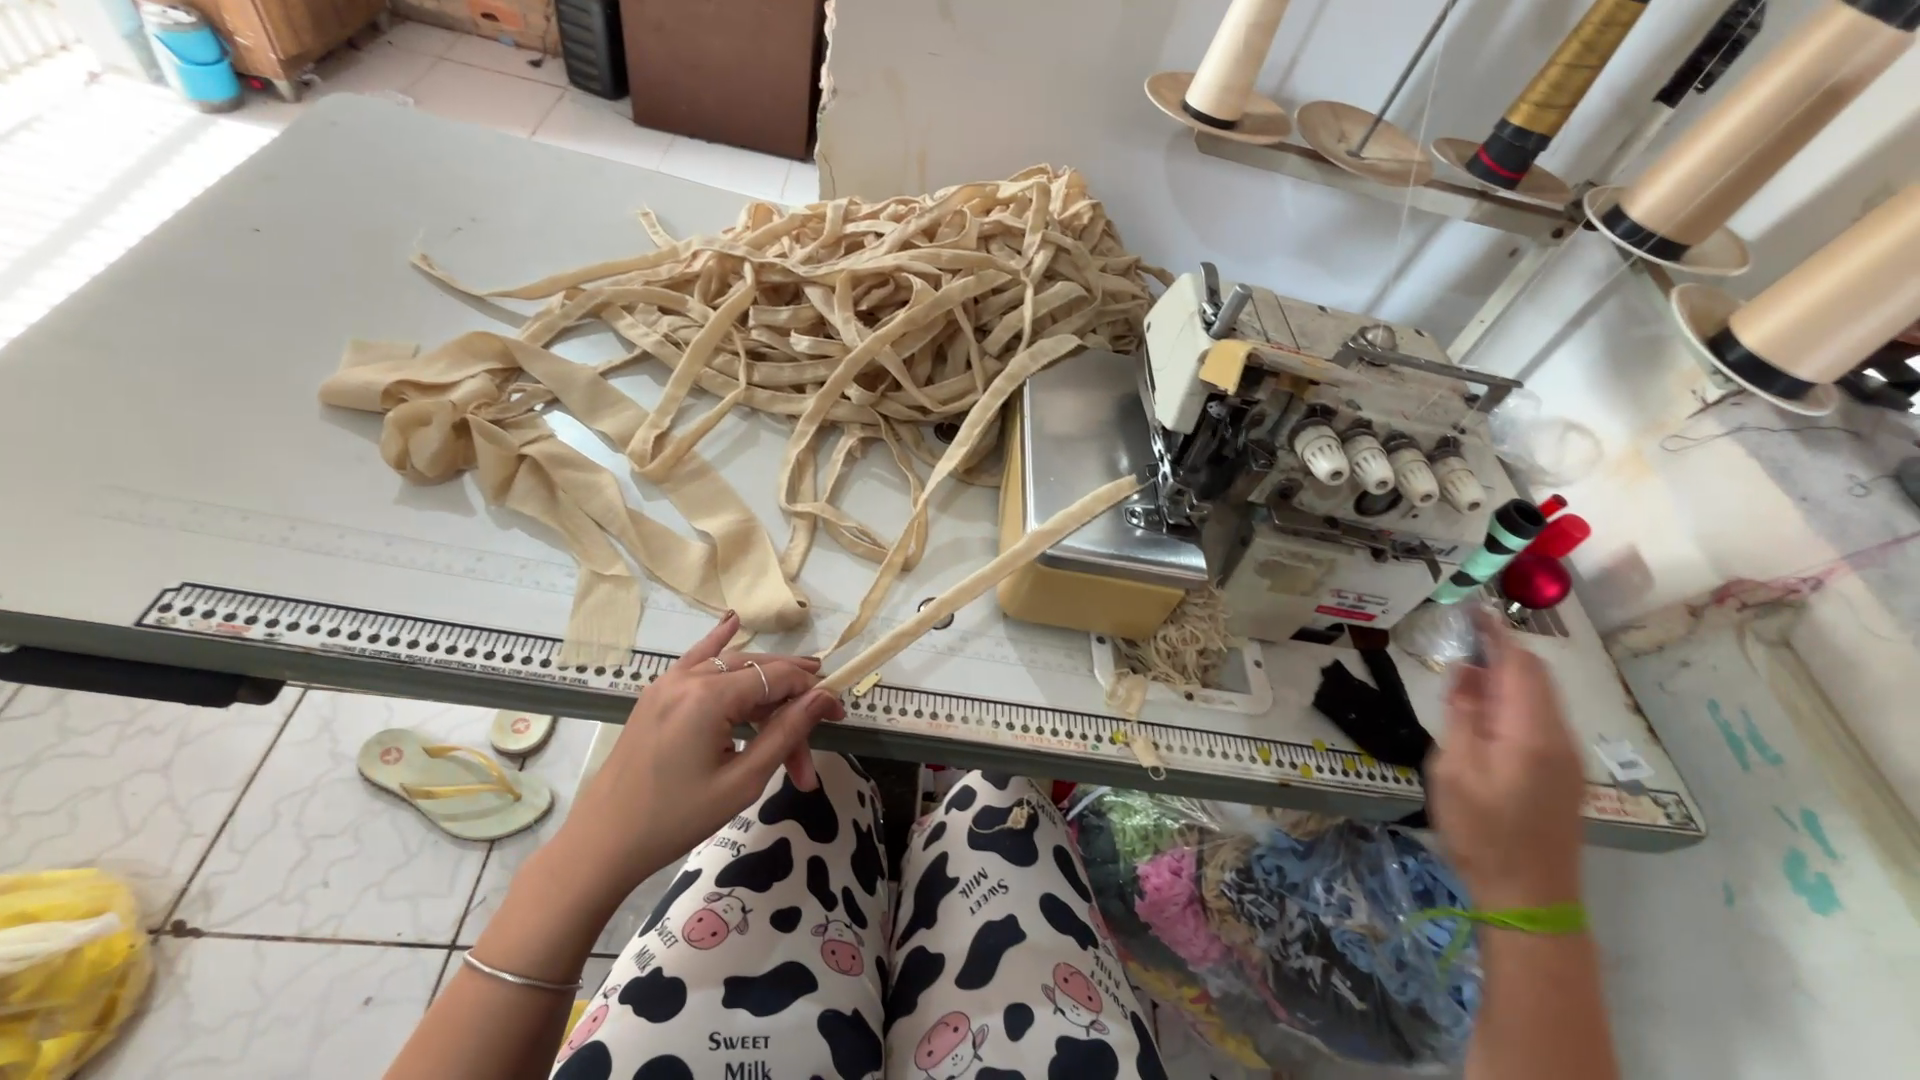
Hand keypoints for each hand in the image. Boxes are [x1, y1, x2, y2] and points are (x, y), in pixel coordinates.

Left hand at [554, 612, 844, 905]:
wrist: (604, 842)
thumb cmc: (677, 819)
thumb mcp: (743, 781)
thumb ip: (786, 733)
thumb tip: (824, 698)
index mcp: (710, 697)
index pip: (779, 679)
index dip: (814, 694)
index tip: (839, 717)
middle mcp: (689, 678)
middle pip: (758, 673)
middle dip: (793, 700)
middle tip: (823, 728)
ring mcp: (668, 684)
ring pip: (731, 669)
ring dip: (764, 693)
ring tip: (792, 717)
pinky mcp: (656, 696)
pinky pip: (695, 660)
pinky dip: (718, 643)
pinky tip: (734, 620)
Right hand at [1426, 608, 1586, 910]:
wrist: (1530, 897)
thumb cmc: (1482, 832)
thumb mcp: (1453, 770)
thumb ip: (1460, 715)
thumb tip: (1465, 673)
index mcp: (1532, 731)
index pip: (1520, 665)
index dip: (1496, 633)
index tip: (1472, 609)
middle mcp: (1559, 737)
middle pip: (1536, 678)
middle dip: (1500, 655)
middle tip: (1459, 647)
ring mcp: (1566, 759)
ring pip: (1539, 700)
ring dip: (1504, 682)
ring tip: (1463, 684)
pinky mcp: (1562, 776)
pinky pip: (1539, 723)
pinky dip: (1511, 706)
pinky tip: (1482, 721)